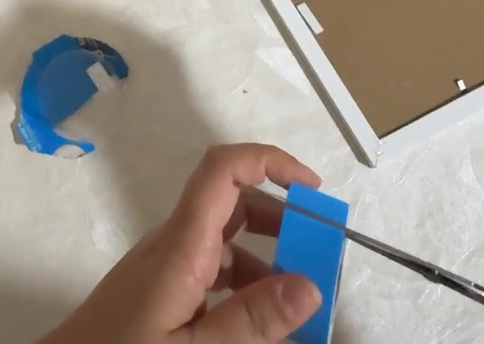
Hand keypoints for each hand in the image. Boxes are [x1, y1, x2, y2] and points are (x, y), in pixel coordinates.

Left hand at [38, 143, 324, 343]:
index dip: (268, 161)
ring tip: (302, 302)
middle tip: (322, 255)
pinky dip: (244, 285)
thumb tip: (310, 284)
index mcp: (181, 243)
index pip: (222, 170)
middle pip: (232, 202)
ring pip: (225, 239)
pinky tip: (263, 323)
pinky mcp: (161, 286)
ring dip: (267, 259)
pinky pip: (211, 269)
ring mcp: (165, 262)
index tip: (313, 188)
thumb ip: (251, 321)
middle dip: (282, 219)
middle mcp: (174, 240)